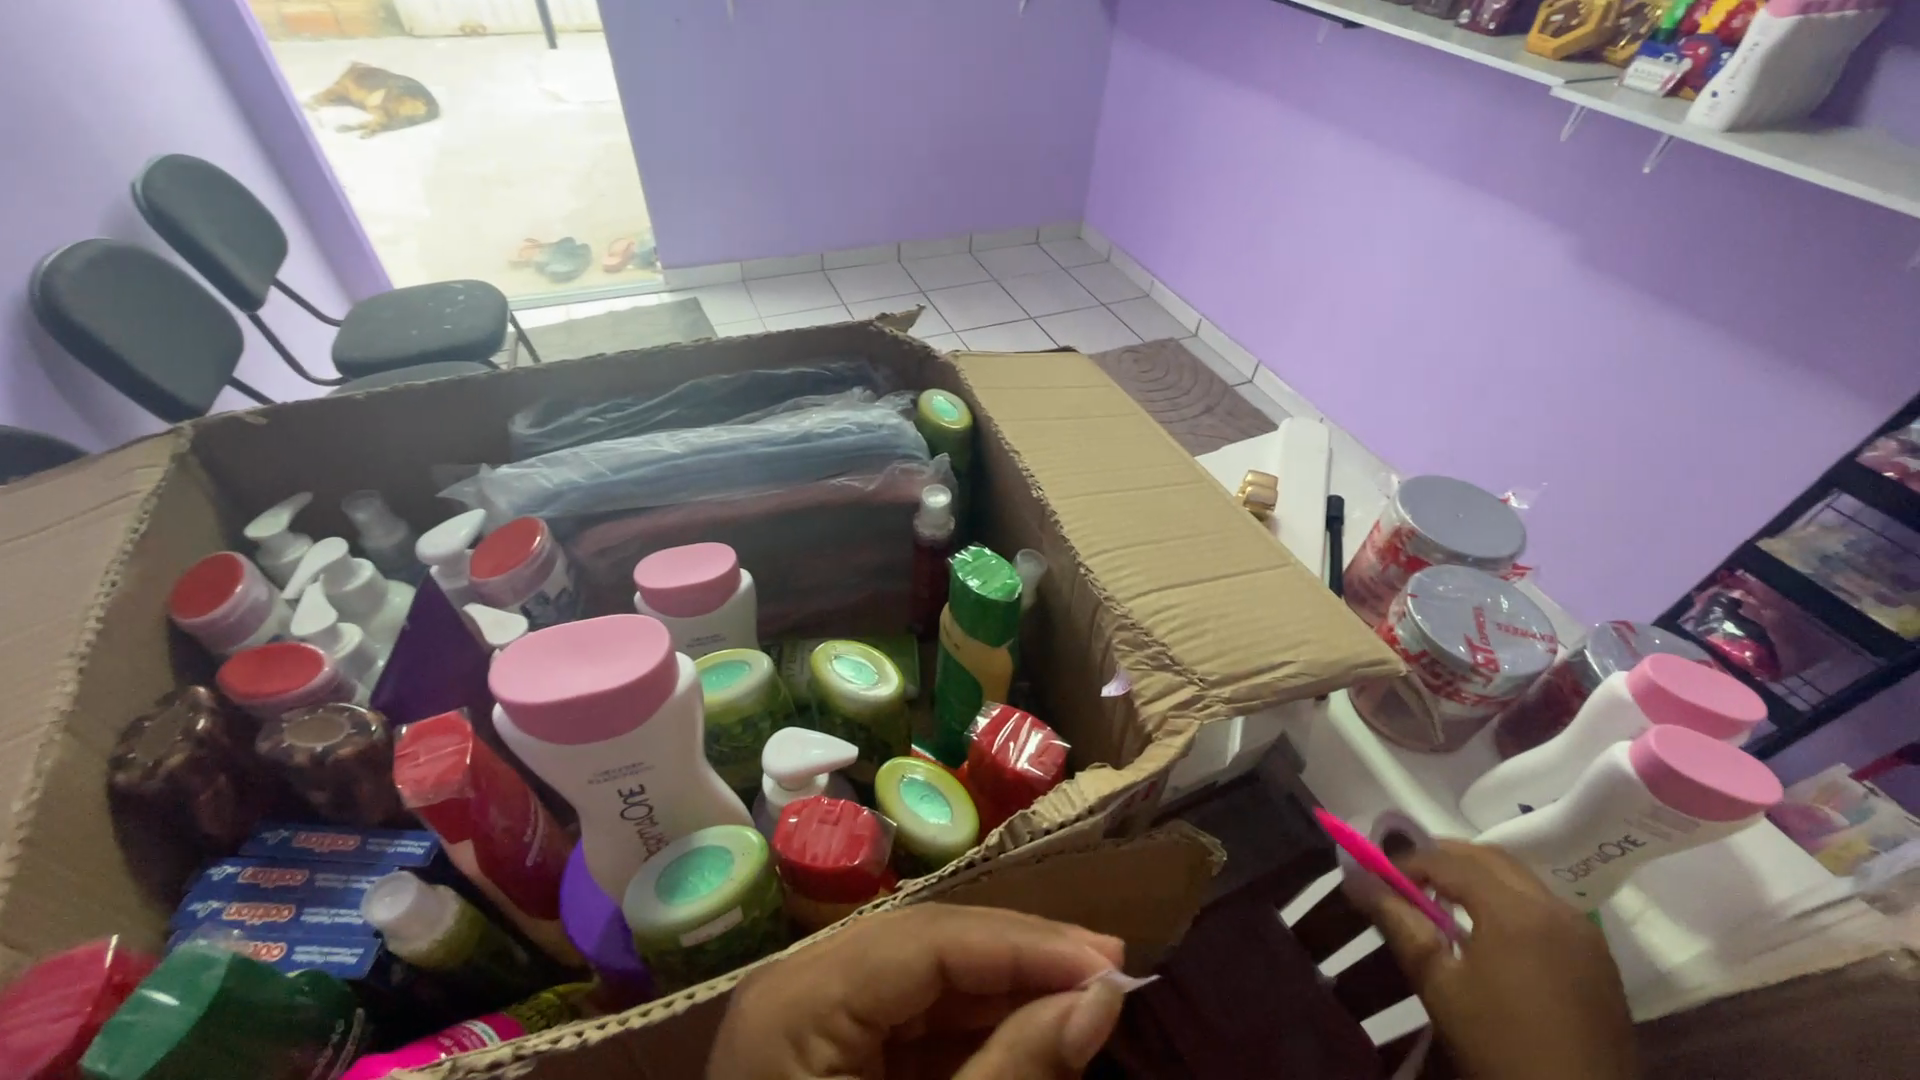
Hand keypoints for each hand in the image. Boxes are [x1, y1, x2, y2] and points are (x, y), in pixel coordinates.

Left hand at [707, 904, 1128, 1078]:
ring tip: (1083, 988)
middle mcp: (799, 982)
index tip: (1110, 961)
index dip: (1024, 944)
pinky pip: (911, 1011)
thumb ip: (1013, 1070)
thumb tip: (1103, 999)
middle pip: (927, 942)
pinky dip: (973, 1019)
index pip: (928, 939)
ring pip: (924, 970)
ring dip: (1005, 983)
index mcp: (797, 1001)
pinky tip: (1029, 1018)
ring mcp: (810, 1008)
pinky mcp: (830, 1040)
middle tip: (1109, 966)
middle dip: (1020, 955)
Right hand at [1353, 841, 1635, 1079]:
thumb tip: (1356, 879)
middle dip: (1442, 859)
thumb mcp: (1437, 983)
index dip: (1406, 861)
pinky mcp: (1598, 958)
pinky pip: (1544, 906)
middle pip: (1489, 858)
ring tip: (1440, 902)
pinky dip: (1508, 900)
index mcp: (1515, 911)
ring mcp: (1585, 933)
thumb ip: (1398, 921)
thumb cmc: (1497, 1045)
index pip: (1449, 861)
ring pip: (1520, 879)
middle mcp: (1556, 908)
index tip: (1375, 877)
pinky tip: (1487, 932)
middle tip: (1404, 879)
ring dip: (1476, 877)